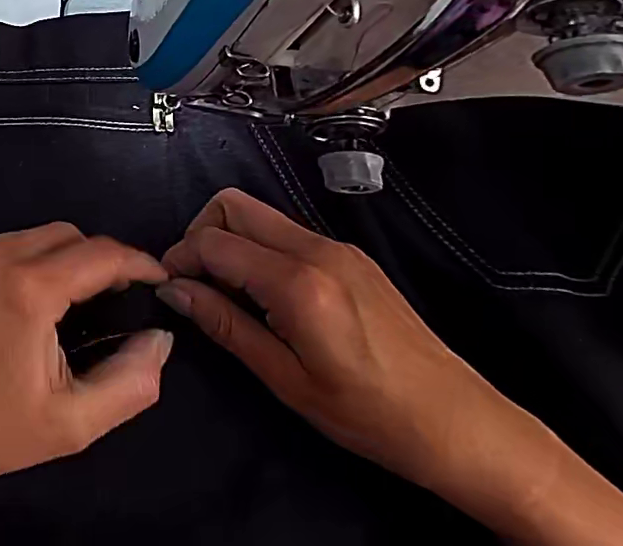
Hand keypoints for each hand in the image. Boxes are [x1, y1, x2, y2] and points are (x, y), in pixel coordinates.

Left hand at [0, 223, 174, 492]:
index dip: (138, 262)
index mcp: (29, 289)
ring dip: (61, 260)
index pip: (102, 254)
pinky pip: (4, 245)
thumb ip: (130, 382)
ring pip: (37, 236)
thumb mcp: (70, 424)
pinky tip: (18, 303)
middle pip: (71, 235)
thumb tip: (160, 339)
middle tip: (112, 298)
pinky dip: (24, 263)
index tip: (156, 278)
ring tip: (66, 304)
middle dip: (99, 261)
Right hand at [158, 188, 502, 493]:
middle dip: (201, 232)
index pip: (215, 241)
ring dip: (231, 240)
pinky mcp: (350, 253)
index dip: (180, 257)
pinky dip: (261, 249)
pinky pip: (288, 232)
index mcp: (298, 282)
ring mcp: (337, 245)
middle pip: (234, 204)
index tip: (167, 285)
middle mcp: (317, 247)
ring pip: (261, 214)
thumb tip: (175, 291)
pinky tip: (265, 295)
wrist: (455, 418)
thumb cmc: (368, 414)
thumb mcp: (286, 379)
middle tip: (194, 281)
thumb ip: (225, 324)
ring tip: (228, 293)